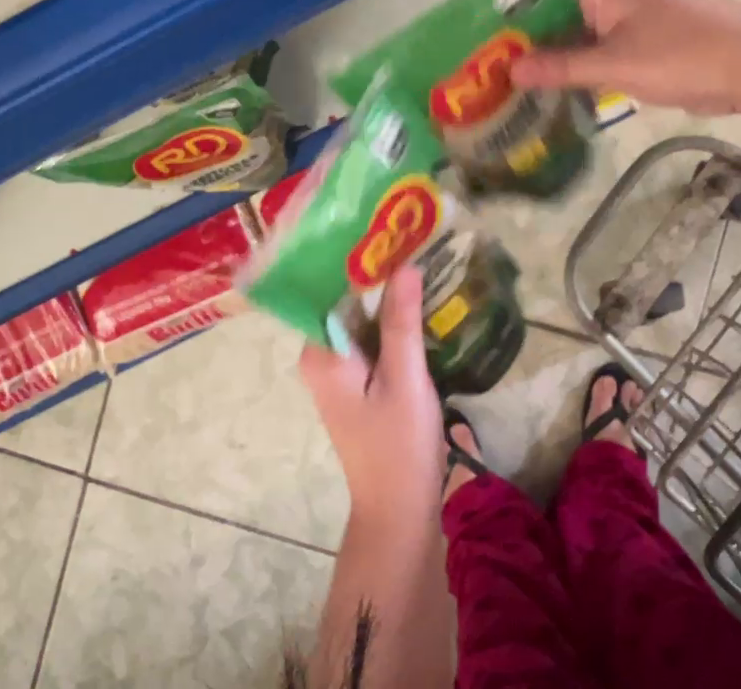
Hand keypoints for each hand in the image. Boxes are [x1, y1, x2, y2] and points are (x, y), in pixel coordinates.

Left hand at [298, 267, 443, 527]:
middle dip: (376, 276)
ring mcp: (337, 374)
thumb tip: (404, 264)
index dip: (357, 259)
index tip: (388, 229)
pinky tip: (419, 308)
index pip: (330, 290)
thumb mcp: (405, 378)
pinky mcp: (357, 387)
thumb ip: (401, 321)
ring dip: (386, 300)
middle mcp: (320, 358)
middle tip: (413, 241)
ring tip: (420, 264)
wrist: (399, 512)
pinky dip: (390, 326)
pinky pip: (369, 343)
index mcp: (321, 353)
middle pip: (344, 304)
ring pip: (360, 323)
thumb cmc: (399, 446)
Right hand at [512, 0, 740, 115]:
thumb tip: (509, 71)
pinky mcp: (649, 41)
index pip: (539, 6)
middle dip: (534, 57)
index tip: (487, 68)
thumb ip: (559, 67)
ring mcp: (633, 17)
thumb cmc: (682, 55)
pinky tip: (564, 102)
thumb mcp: (613, 65)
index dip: (513, 37)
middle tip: (497, 93)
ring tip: (522, 102)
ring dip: (560, 70)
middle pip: (558, 25)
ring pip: (581, 43)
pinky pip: (605, 56)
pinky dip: (588, 75)